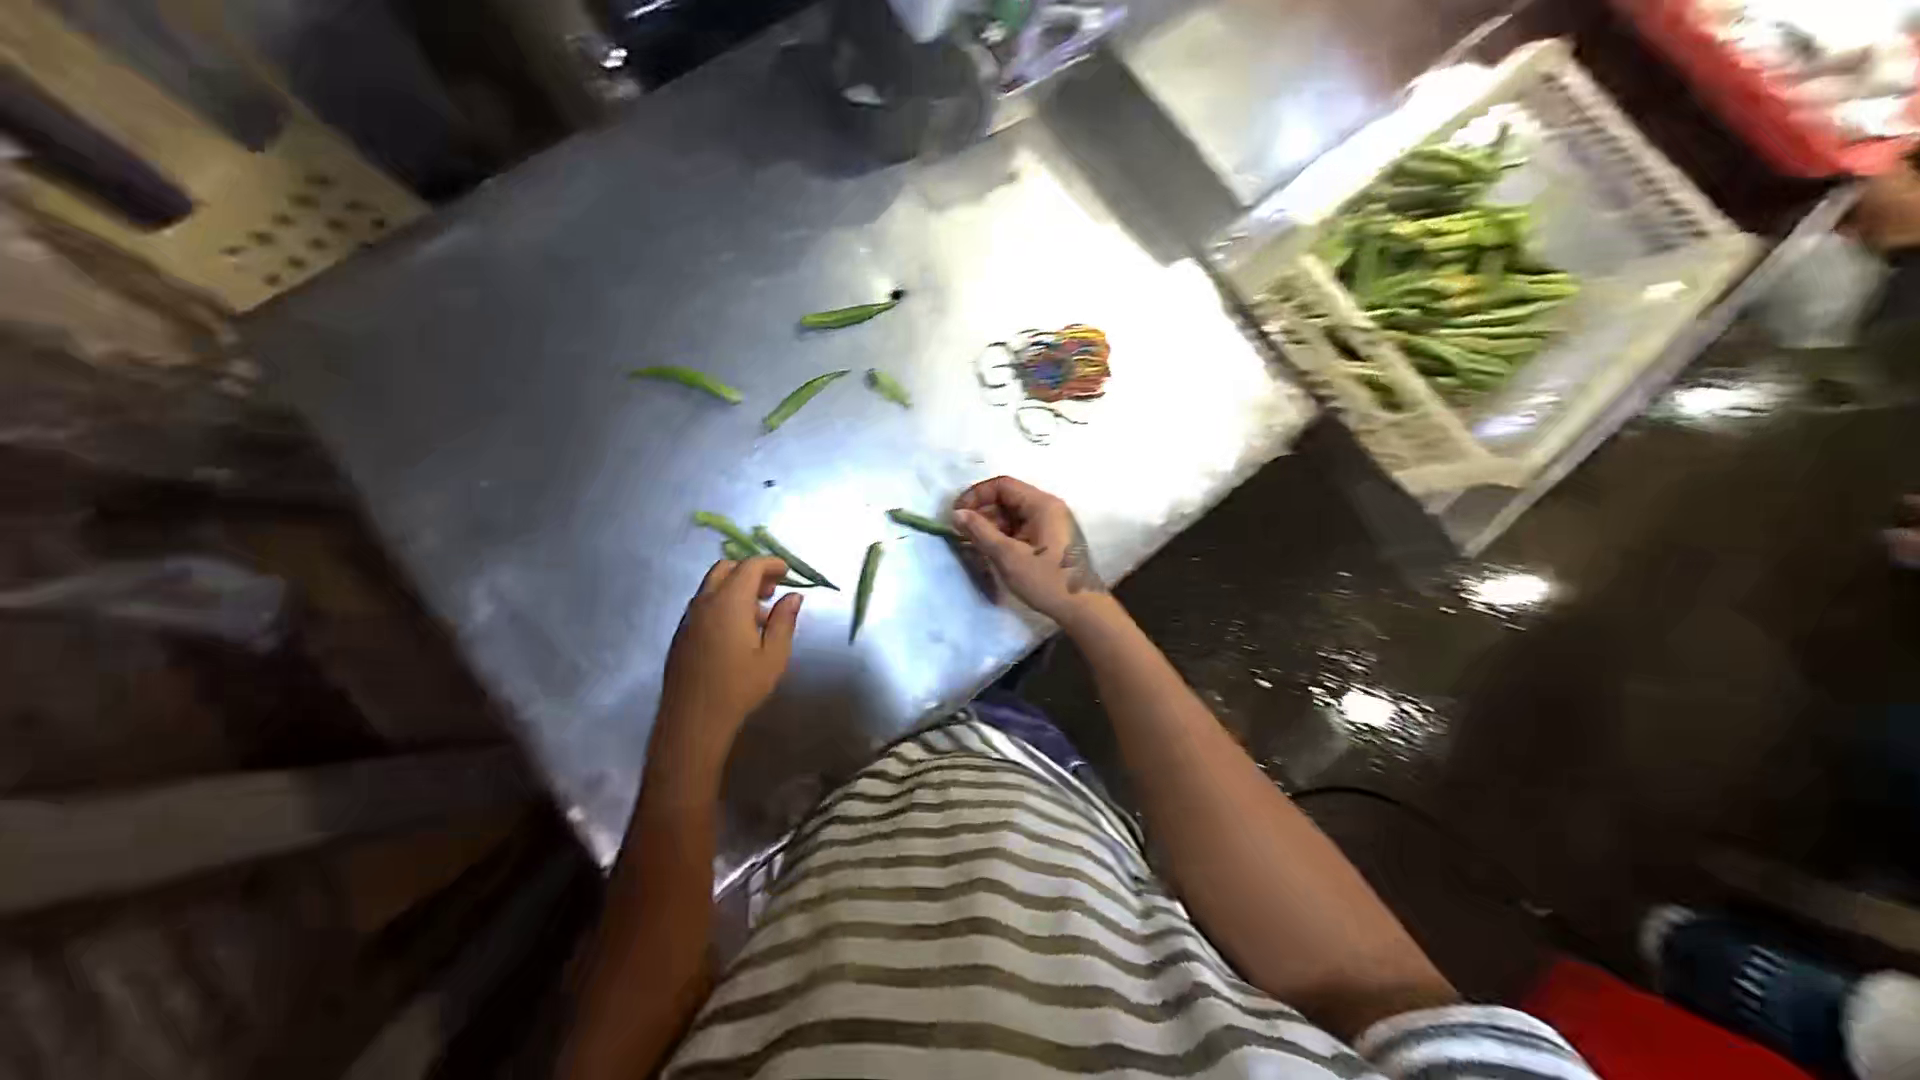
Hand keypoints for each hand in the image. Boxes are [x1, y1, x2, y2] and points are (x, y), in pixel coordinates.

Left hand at [656, 557, 801, 757]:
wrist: (693, 719)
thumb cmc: (739, 687)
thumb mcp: (774, 656)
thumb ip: (785, 621)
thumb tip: (793, 597)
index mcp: (729, 602)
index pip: (750, 567)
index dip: (771, 564)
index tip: (788, 572)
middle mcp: (704, 602)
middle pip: (726, 569)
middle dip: (751, 572)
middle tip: (772, 589)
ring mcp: (689, 618)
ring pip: (712, 587)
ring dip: (736, 588)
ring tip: (760, 614)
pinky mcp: (681, 633)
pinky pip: (703, 605)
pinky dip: (722, 603)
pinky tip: (737, 631)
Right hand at [953, 476, 1108, 624]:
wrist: (1082, 609)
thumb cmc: (1046, 580)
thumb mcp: (1008, 556)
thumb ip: (980, 532)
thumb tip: (957, 514)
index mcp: (1042, 505)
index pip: (1003, 486)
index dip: (976, 495)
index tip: (957, 514)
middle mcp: (1049, 508)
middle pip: (1008, 499)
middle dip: (982, 512)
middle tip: (961, 531)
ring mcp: (1051, 525)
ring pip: (1014, 516)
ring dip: (991, 526)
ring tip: (972, 543)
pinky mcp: (1051, 540)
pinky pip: (1022, 529)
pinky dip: (1004, 536)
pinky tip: (990, 550)